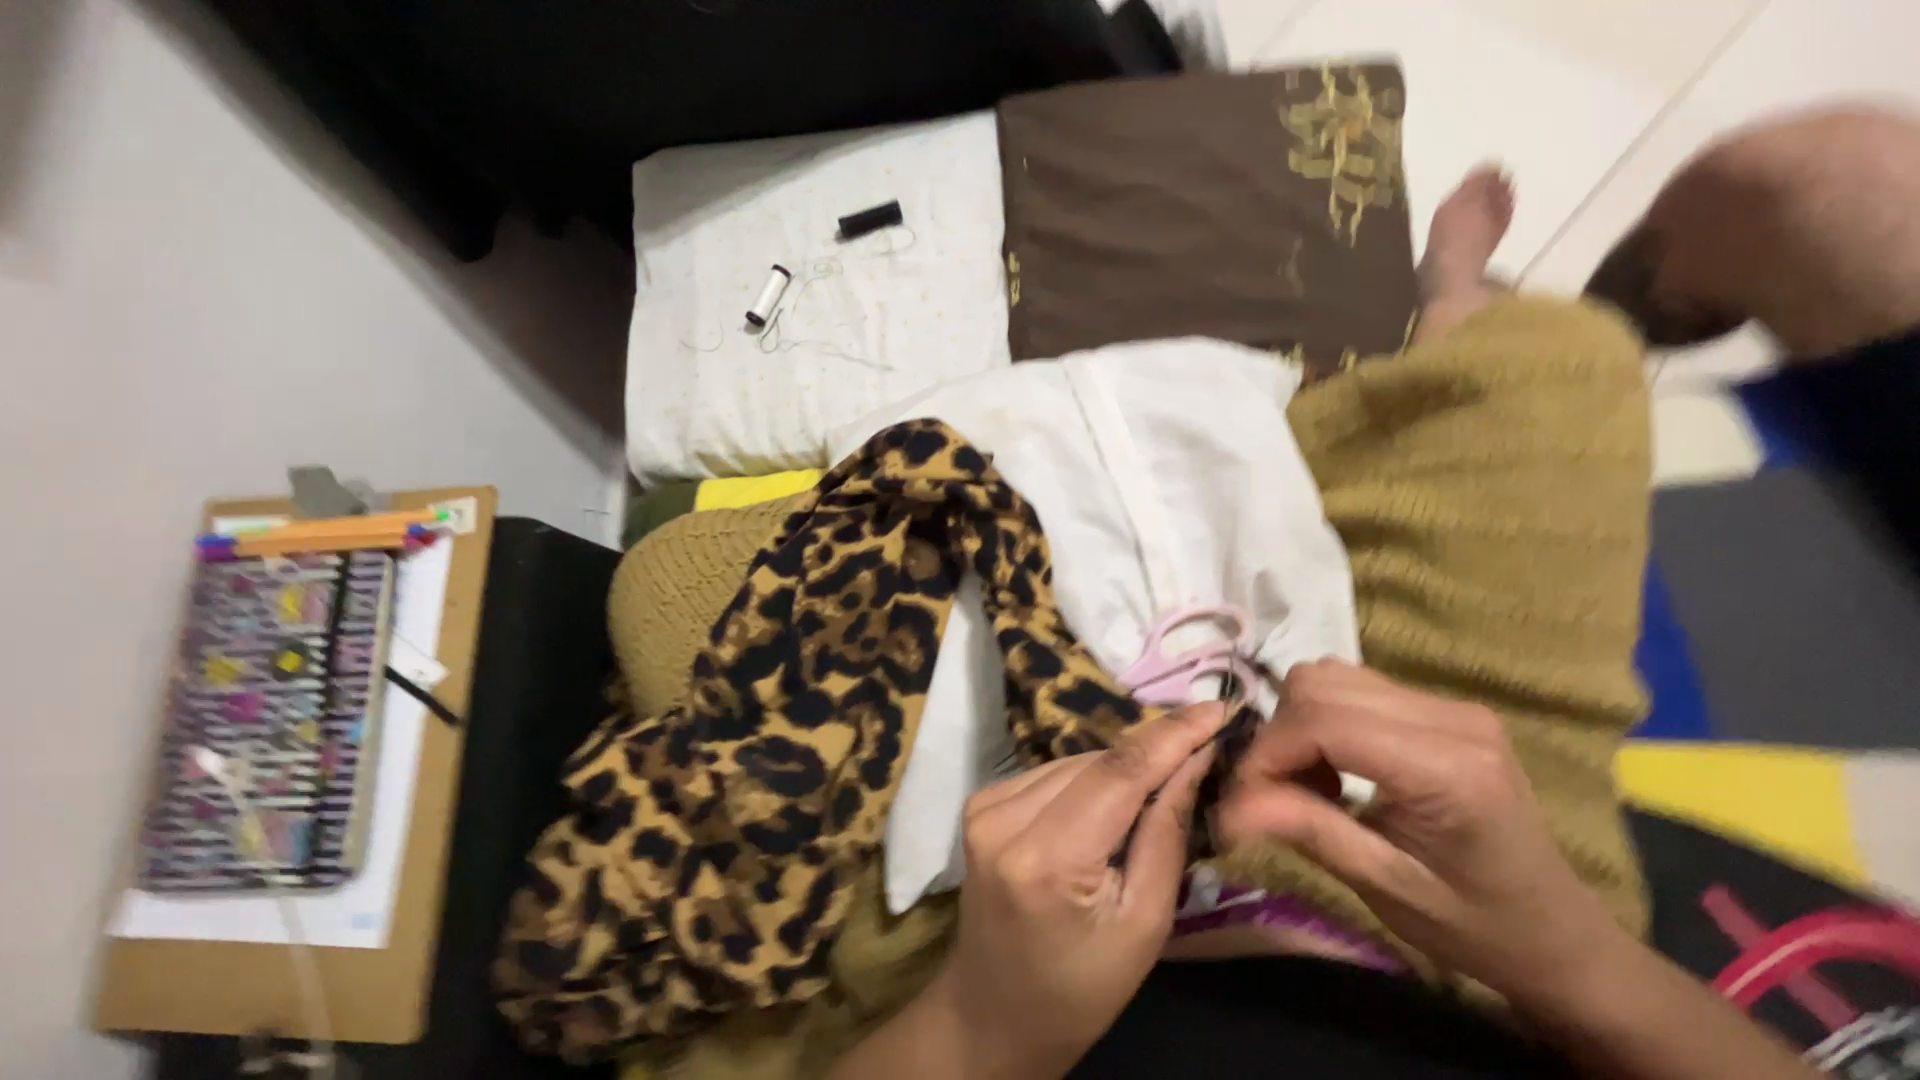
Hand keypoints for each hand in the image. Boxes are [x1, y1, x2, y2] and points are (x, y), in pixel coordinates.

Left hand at [937, 702, 1229, 1077]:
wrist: (992, 1013)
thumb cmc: (1079, 990)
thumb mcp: (1144, 924)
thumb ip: (1166, 832)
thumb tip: (1196, 759)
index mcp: (1045, 858)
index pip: (1119, 772)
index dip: (1173, 734)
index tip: (1221, 708)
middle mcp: (1003, 818)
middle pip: (1097, 761)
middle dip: (1155, 751)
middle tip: (1208, 749)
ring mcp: (983, 807)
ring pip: (1075, 761)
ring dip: (1122, 767)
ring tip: (1162, 787)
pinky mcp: (979, 804)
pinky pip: (1051, 773)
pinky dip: (1089, 781)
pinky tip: (1109, 808)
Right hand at [1214, 660, 1627, 1001]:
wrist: (1556, 934)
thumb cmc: (1474, 925)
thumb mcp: (1384, 887)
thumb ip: (1307, 831)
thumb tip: (1227, 806)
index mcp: (1448, 768)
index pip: (1325, 720)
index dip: (1268, 751)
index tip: (1243, 799)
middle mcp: (1452, 718)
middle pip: (1320, 683)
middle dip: (1279, 735)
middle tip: (1276, 795)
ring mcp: (1451, 706)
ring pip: (1332, 676)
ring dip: (1299, 723)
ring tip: (1309, 783)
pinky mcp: (1444, 707)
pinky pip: (1356, 686)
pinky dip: (1324, 719)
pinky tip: (1337, 767)